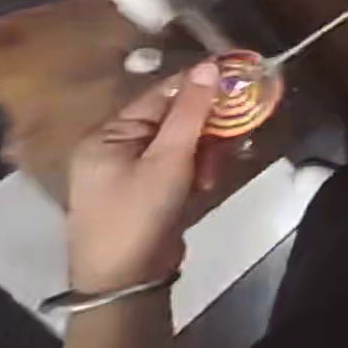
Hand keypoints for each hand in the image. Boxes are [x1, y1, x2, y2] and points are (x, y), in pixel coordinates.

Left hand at [65, 61, 218, 293]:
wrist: (126, 281)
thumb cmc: (139, 213)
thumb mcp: (169, 158)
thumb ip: (191, 111)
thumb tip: (209, 65)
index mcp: (109, 134)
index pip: (161, 95)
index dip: (199, 85)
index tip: (238, 78)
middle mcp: (116, 147)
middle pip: (173, 119)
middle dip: (206, 126)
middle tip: (236, 131)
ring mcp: (132, 171)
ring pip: (182, 143)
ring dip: (205, 152)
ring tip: (213, 172)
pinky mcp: (149, 191)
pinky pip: (179, 165)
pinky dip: (197, 169)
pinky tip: (207, 182)